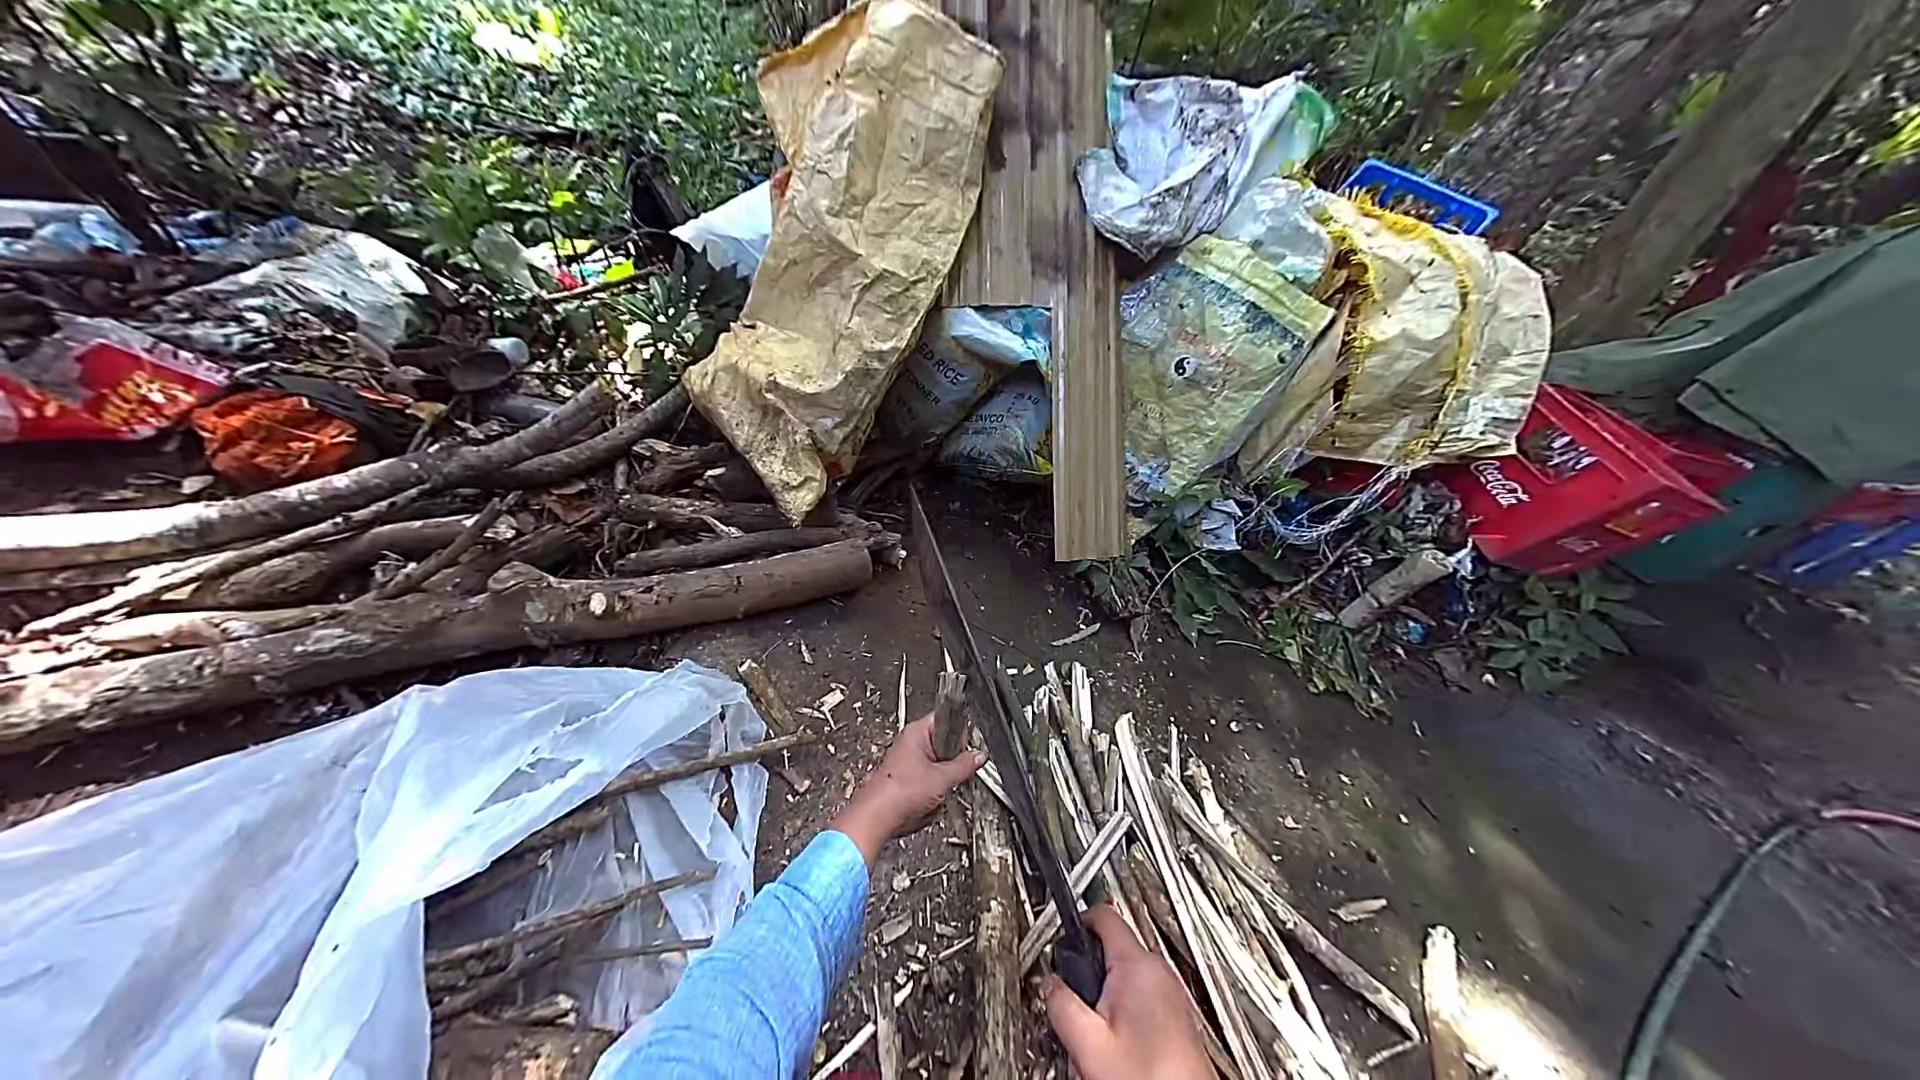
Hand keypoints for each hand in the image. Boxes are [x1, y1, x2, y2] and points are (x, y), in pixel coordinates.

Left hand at [830, 715, 984, 865]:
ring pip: (938, 767)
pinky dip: (932, 792)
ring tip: (934, 792)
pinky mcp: (906, 779)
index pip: (947, 721)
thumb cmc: (898, 792)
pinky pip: (929, 782)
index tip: (964, 751)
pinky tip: (927, 801)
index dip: (960, 736)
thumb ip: (964, 765)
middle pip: (945, 747)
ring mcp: (908, 761)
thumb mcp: (942, 778)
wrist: (876, 817)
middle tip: (948, 776)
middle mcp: (911, 742)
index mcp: (917, 732)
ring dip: (942, 781)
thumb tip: (978, 757)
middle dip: (951, 764)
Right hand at [1044, 904, 1213, 1079]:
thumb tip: (1049, 984)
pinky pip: (1143, 993)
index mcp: (1137, 966)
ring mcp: (1172, 993)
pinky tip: (1120, 1041)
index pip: (1104, 916)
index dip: (1079, 919)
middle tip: (1077, 998)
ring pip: (1128, 973)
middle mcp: (1159, 972)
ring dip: (1108, 991)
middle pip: (1114, 946)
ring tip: (1098, 1028)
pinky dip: (1126, 1007)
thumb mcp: (1088, 1044)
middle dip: (1090, 968)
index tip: (1065, 935)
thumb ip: (1061, 1004)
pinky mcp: (1177, 1015)